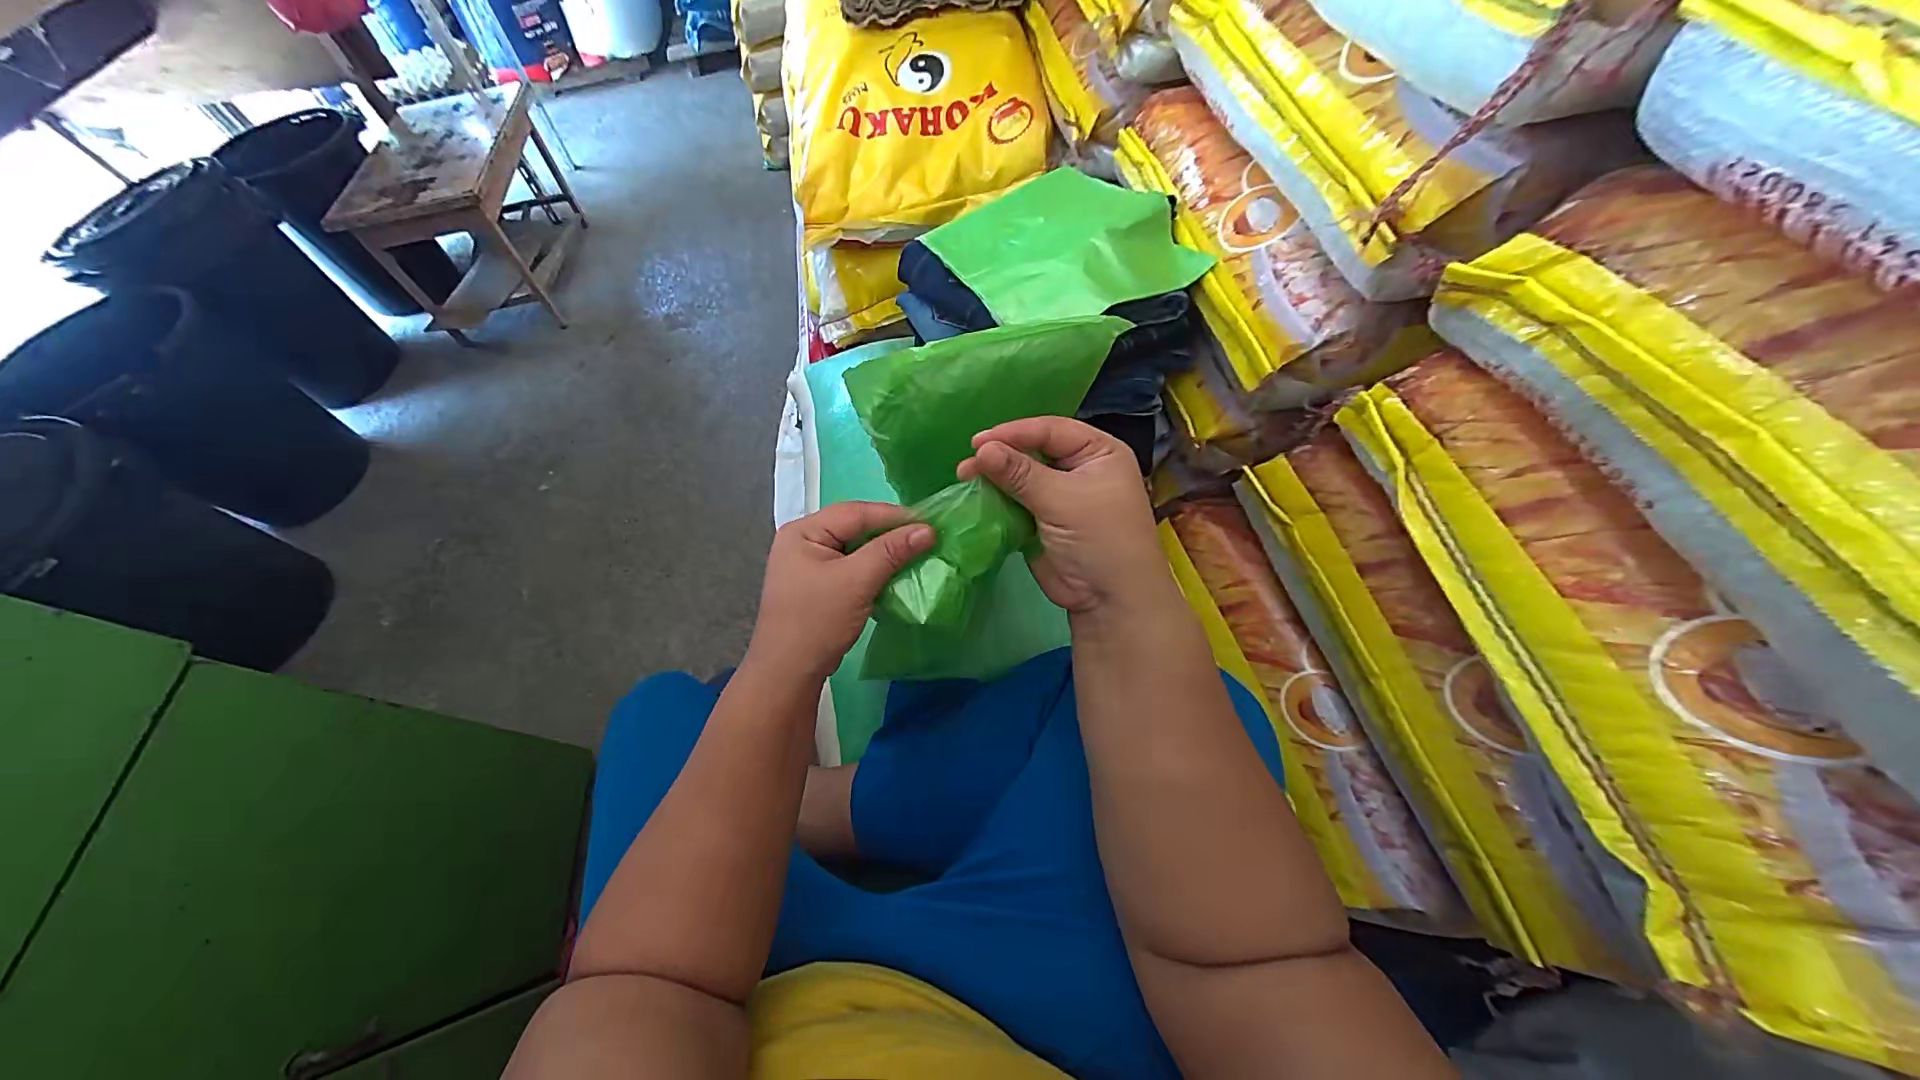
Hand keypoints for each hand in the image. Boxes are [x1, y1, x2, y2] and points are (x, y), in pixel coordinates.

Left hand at [744, 502, 935, 681]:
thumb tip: (927, 530)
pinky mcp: (820, 585)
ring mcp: (810, 564)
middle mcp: (804, 541)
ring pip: (856, 547)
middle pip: (855, 527)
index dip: (894, 516)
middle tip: (927, 536)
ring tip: (918, 552)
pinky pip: (853, 566)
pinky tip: (897, 572)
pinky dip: (876, 568)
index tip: (930, 522)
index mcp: (803, 531)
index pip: (855, 512)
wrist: (788, 672)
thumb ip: (891, 551)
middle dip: (891, 532)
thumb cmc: (817, 622)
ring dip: (885, 551)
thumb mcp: (857, 581)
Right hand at [957, 416, 1169, 617]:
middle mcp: (1079, 468)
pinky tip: (974, 497)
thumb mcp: (1062, 500)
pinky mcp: (1040, 521)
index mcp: (1098, 452)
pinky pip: (1013, 503)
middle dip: (1001, 455)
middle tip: (968, 462)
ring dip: (993, 478)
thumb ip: (1020, 473)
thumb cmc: (1099, 538)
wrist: (1109, 598)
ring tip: (964, 478)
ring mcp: (1058, 496)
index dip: (1015, 432)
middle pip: (1032, 451)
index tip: (979, 441)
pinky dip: (995, 500)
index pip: (1051, 430)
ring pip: (1019, 477)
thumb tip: (982, 449)